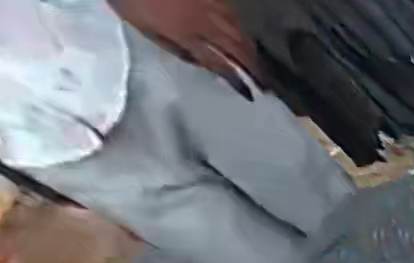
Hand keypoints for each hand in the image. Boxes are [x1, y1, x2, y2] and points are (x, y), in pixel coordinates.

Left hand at [112, 0, 259, 79]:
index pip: (220, 65)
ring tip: (257, 63)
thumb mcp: (139, 24)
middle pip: (239, 54)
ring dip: (252, 53)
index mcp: (186, 35)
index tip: (248, 93)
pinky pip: (234, 16)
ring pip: (242, 36)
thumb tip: (199, 62)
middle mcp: (205, 25)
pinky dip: (241, 30)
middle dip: (255, 72)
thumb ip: (171, 46)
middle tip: (264, 85)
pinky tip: (242, 35)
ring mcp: (211, 8)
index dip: (236, 81)